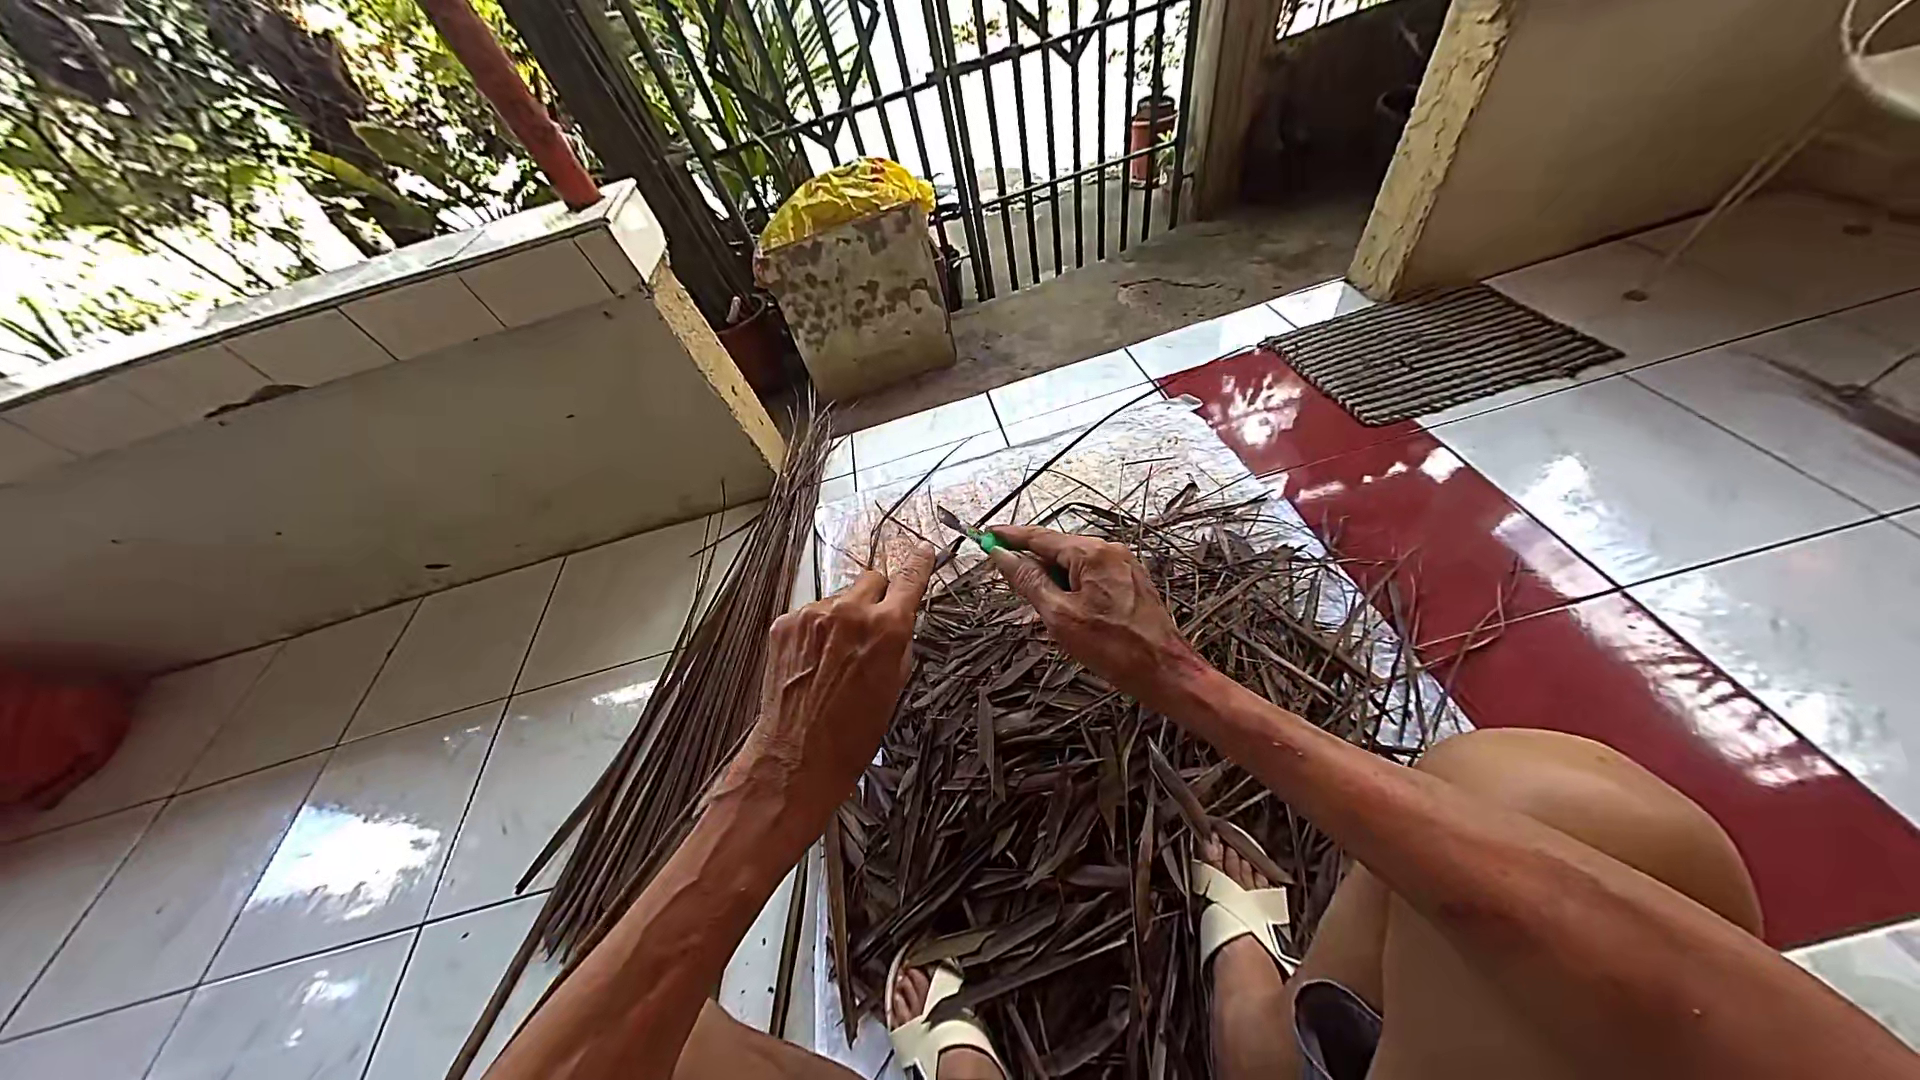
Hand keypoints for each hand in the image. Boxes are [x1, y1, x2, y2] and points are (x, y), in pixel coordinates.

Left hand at [725, 541, 936, 822]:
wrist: (799, 756)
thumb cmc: (853, 732)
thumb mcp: (896, 684)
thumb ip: (900, 640)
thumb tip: (899, 620)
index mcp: (886, 628)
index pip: (909, 578)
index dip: (919, 563)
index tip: (922, 551)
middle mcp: (849, 613)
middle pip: (871, 580)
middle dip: (876, 599)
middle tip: (872, 628)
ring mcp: (812, 616)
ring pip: (839, 597)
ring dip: (844, 616)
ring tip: (837, 656)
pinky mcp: (786, 624)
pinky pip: (812, 613)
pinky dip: (817, 629)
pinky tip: (816, 659)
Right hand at [984, 525, 1207, 712]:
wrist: (1164, 670)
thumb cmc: (1114, 647)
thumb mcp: (1059, 615)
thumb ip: (1029, 581)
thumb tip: (1004, 558)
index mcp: (1092, 553)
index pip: (1040, 537)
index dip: (1010, 538)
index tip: (987, 536)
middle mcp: (1109, 550)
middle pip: (1057, 549)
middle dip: (1032, 565)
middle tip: (1009, 582)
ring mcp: (1122, 564)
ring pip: (1073, 564)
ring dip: (1052, 580)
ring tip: (1044, 609)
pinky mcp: (1129, 580)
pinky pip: (1089, 574)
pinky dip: (1071, 586)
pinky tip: (1066, 610)